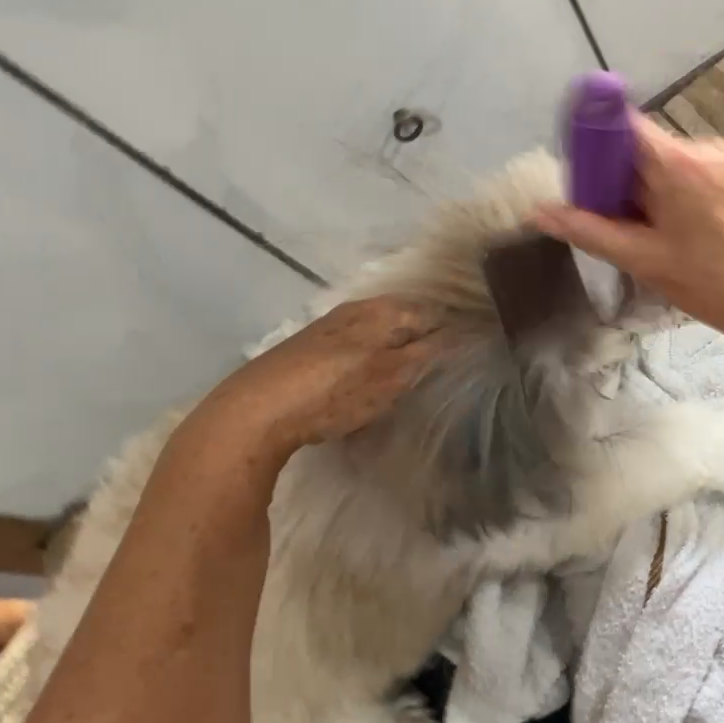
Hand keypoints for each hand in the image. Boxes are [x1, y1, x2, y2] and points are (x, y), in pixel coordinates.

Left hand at [184, 295, 449, 460]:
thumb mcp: (393, 375)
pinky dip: (373, 360)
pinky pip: (358, 348)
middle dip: (427, 339)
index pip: (435, 311)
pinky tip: (372, 382)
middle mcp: (358, 309)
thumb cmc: (334, 392)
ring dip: (398, 350)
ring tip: (413, 378)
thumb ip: (430, 352)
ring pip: (380, 333)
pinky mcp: (309, 350)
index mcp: (383, 309)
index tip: (471, 354)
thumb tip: (463, 334)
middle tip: (446, 369)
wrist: (252, 413)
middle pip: (405, 320)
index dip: (455, 331)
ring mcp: (330, 328)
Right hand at [533, 116, 723, 353]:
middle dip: (628, 177)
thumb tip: (539, 211)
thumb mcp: (643, 260)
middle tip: (624, 221)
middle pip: (649, 146)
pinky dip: (688, 188)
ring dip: (659, 185)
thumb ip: (588, 230)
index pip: (623, 124)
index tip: (587, 174)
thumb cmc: (711, 285)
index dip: (597, 141)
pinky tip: (692, 227)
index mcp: (679, 163)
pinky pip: (705, 168)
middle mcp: (709, 148)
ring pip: (677, 159)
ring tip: (663, 232)